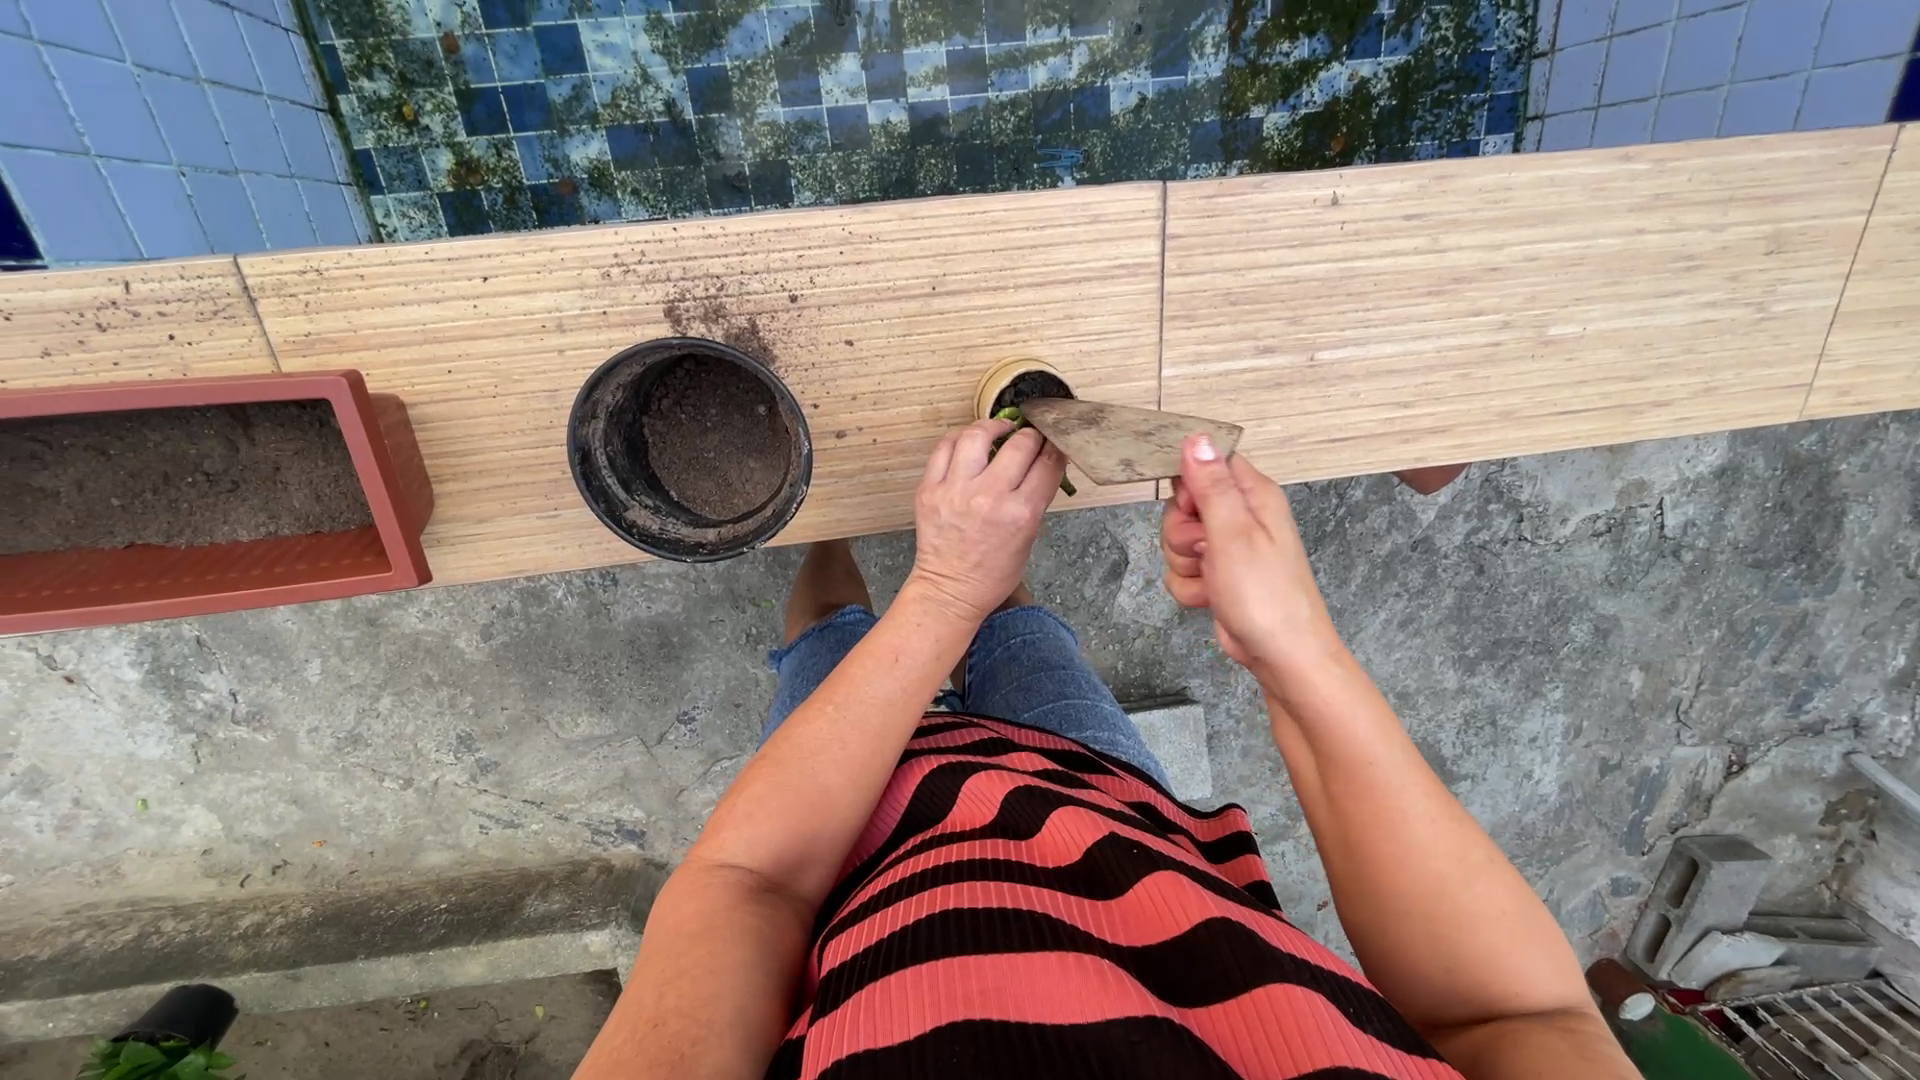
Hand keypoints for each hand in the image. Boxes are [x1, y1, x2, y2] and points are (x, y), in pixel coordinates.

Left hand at [905, 418, 1065, 623]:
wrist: (951, 590)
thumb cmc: (992, 572)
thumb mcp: (1029, 537)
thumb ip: (1036, 498)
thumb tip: (1043, 463)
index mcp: (1020, 514)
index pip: (1047, 464)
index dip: (1054, 448)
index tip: (1053, 443)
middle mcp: (989, 497)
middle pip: (1019, 445)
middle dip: (1031, 436)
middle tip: (1030, 438)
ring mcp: (956, 491)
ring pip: (977, 435)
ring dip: (994, 426)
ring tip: (999, 429)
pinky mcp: (930, 489)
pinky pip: (945, 447)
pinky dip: (960, 438)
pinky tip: (970, 441)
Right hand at [1161, 435, 1339, 682]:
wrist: (1280, 654)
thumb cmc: (1267, 596)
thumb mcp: (1233, 533)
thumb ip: (1211, 485)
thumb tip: (1198, 438)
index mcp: (1253, 496)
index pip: (1206, 465)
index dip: (1189, 486)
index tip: (1193, 510)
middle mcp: (1241, 517)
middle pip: (1183, 506)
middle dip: (1180, 533)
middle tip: (1205, 550)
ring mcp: (1228, 548)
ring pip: (1176, 541)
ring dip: (1184, 564)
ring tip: (1213, 578)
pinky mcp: (1216, 575)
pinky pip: (1181, 571)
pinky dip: (1189, 587)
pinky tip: (1210, 597)